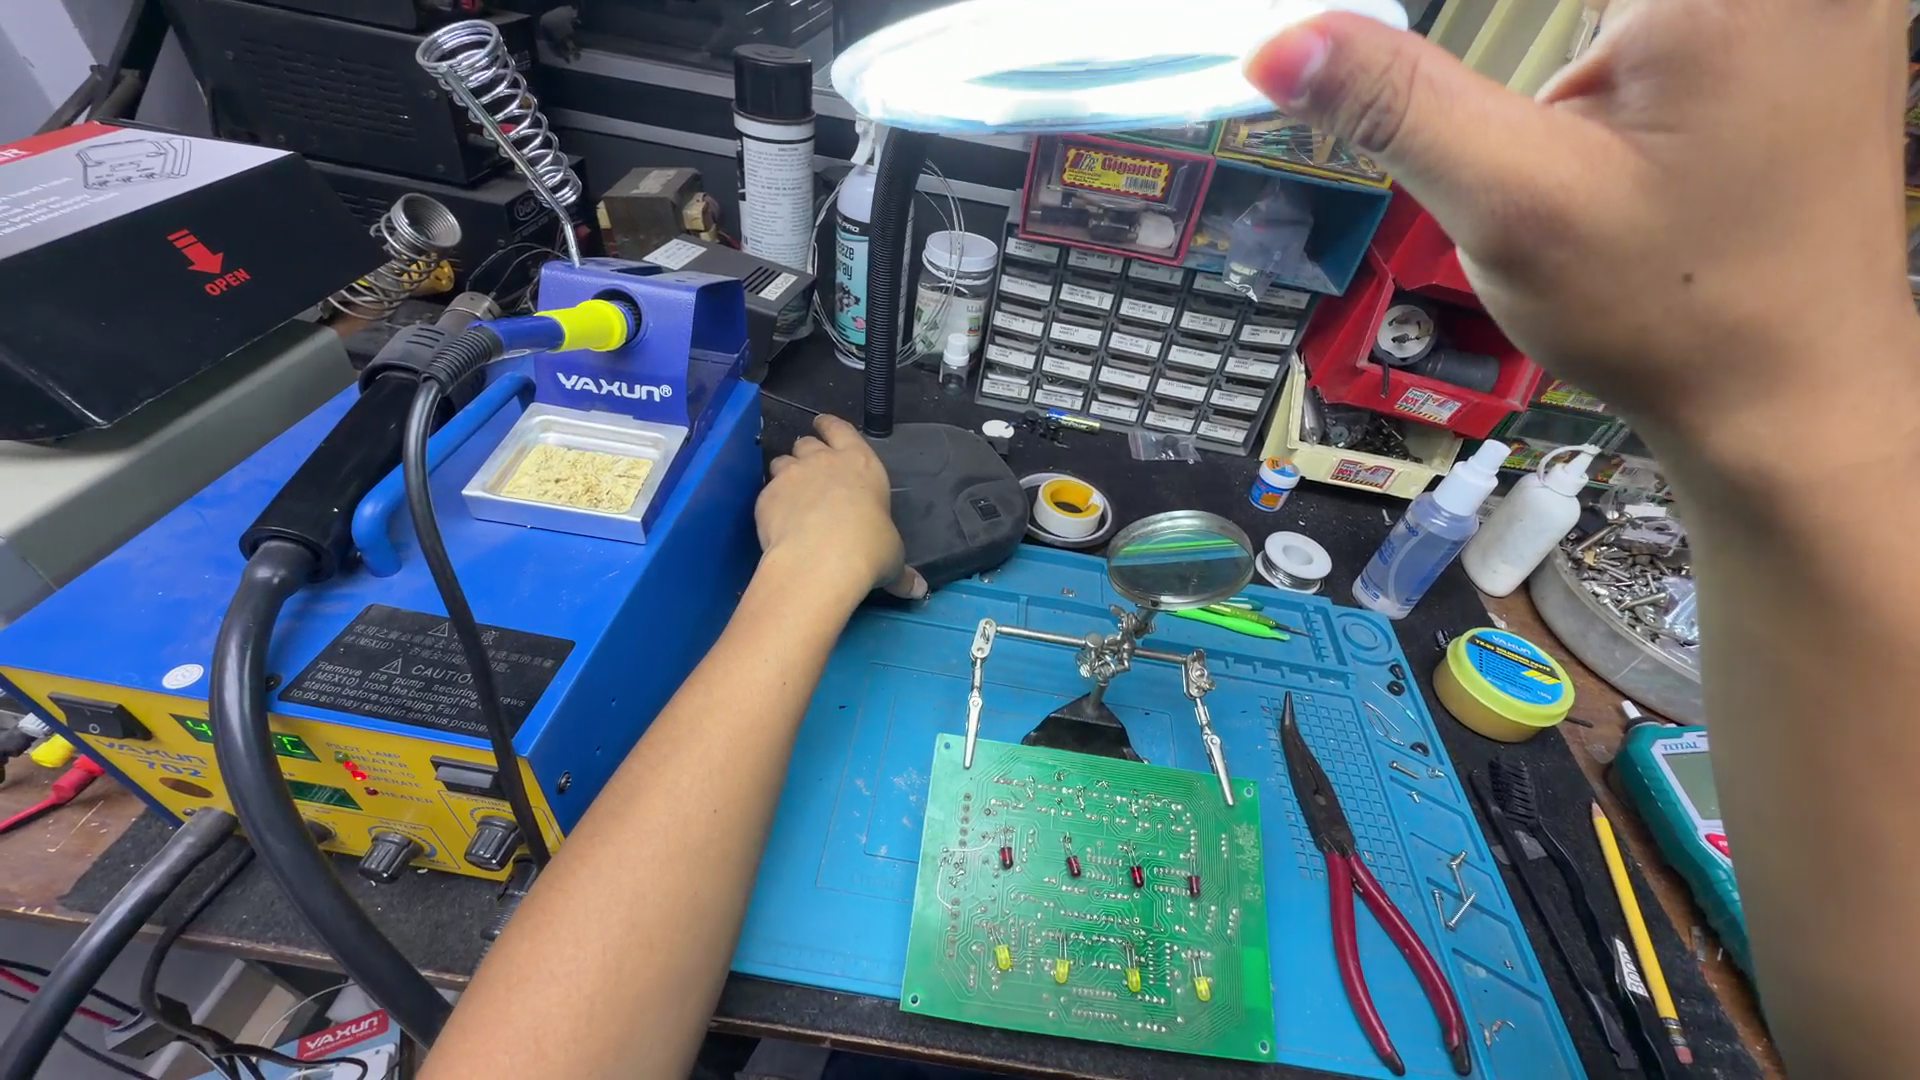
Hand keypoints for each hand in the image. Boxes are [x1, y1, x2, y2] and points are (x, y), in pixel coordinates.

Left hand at [758, 414, 924, 598]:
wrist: (820, 562)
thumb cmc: (869, 550)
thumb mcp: (892, 558)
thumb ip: (900, 570)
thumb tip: (917, 590)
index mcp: (862, 464)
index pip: (842, 429)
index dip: (831, 426)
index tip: (824, 425)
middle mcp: (824, 461)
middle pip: (807, 443)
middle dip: (807, 452)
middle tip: (810, 468)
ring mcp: (792, 476)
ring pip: (782, 461)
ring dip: (786, 473)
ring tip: (791, 494)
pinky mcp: (766, 497)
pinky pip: (766, 492)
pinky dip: (771, 502)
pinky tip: (777, 521)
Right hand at [1247, 1, 1916, 460]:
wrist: (1781, 388)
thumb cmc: (1654, 304)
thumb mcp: (1506, 201)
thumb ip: (1397, 108)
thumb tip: (1278, 49)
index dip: (1421, 29)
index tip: (1343, 62)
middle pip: (1552, 8)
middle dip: (1475, 39)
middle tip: (1416, 112)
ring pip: (1593, 19)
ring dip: (1528, 46)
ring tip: (1507, 150)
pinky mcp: (1792, 37)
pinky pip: (1649, 24)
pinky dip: (1581, 51)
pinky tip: (1579, 125)